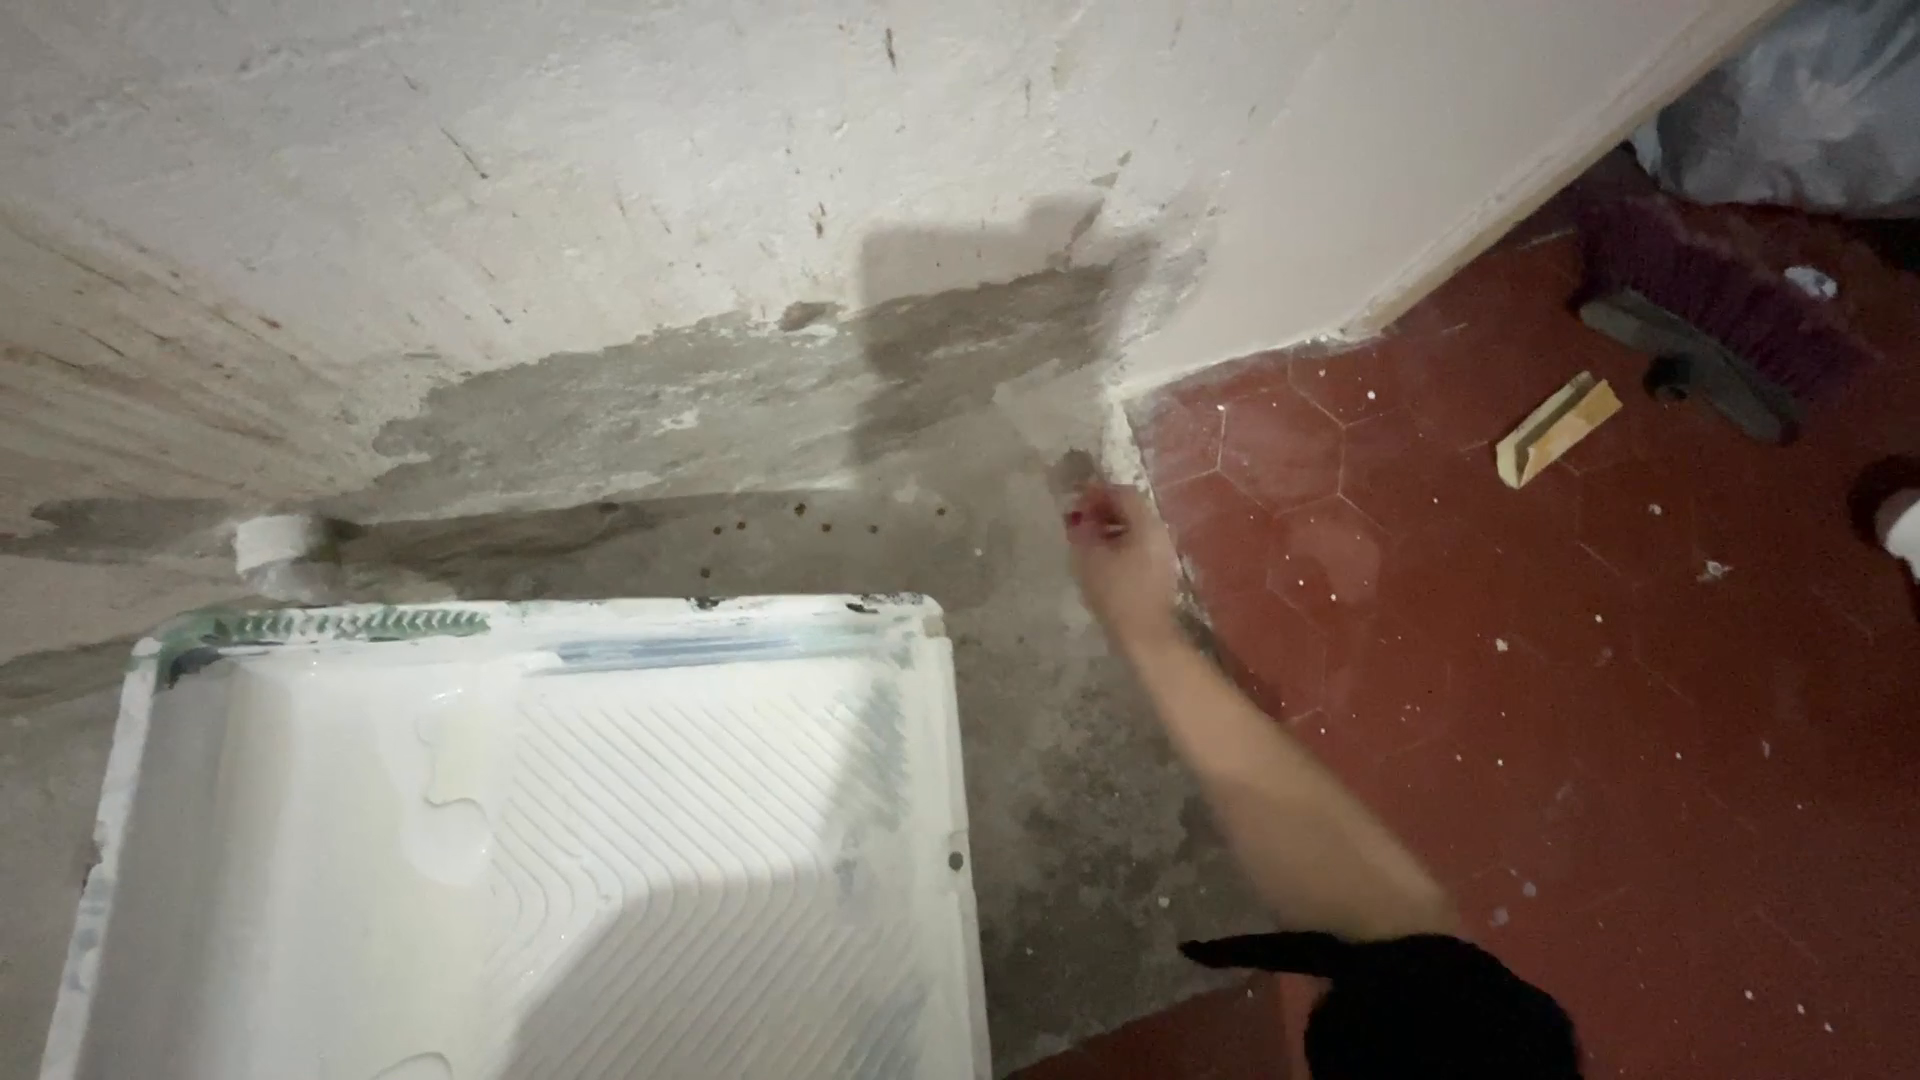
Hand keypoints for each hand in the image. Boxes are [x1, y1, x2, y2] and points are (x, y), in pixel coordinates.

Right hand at [1065, 482, 1180, 650]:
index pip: (1124, 493)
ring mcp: (1163, 554)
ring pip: (1135, 529)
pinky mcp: (1160, 572)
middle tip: (1079, 520)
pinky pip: (1138, 546)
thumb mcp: (1090, 558)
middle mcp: (1160, 534)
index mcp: (1147, 525)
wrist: (1144, 635)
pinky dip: (1118, 544)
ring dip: (1110, 528)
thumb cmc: (1116, 593)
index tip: (1076, 503)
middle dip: (1103, 510)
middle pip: (1132, 509)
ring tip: (1086, 540)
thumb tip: (1079, 518)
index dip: (1098, 493)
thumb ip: (1082, 531)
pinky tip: (1101, 559)